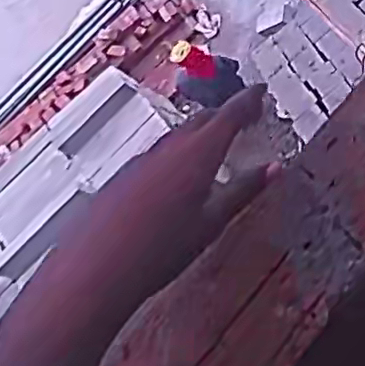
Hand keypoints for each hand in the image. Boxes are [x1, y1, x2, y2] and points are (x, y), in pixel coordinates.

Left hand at [0, 85, 272, 365]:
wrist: (92, 273)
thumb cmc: (155, 251)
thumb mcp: (213, 222)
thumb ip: (244, 190)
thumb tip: (272, 170)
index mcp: (199, 151)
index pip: (232, 112)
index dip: (249, 99)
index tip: (260, 92)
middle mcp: (171, 146)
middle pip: (205, 117)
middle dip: (227, 114)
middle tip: (244, 117)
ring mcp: (144, 159)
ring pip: (180, 134)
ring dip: (201, 132)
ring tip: (214, 146)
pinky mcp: (124, 175)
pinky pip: (159, 152)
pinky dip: (177, 153)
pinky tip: (177, 177)